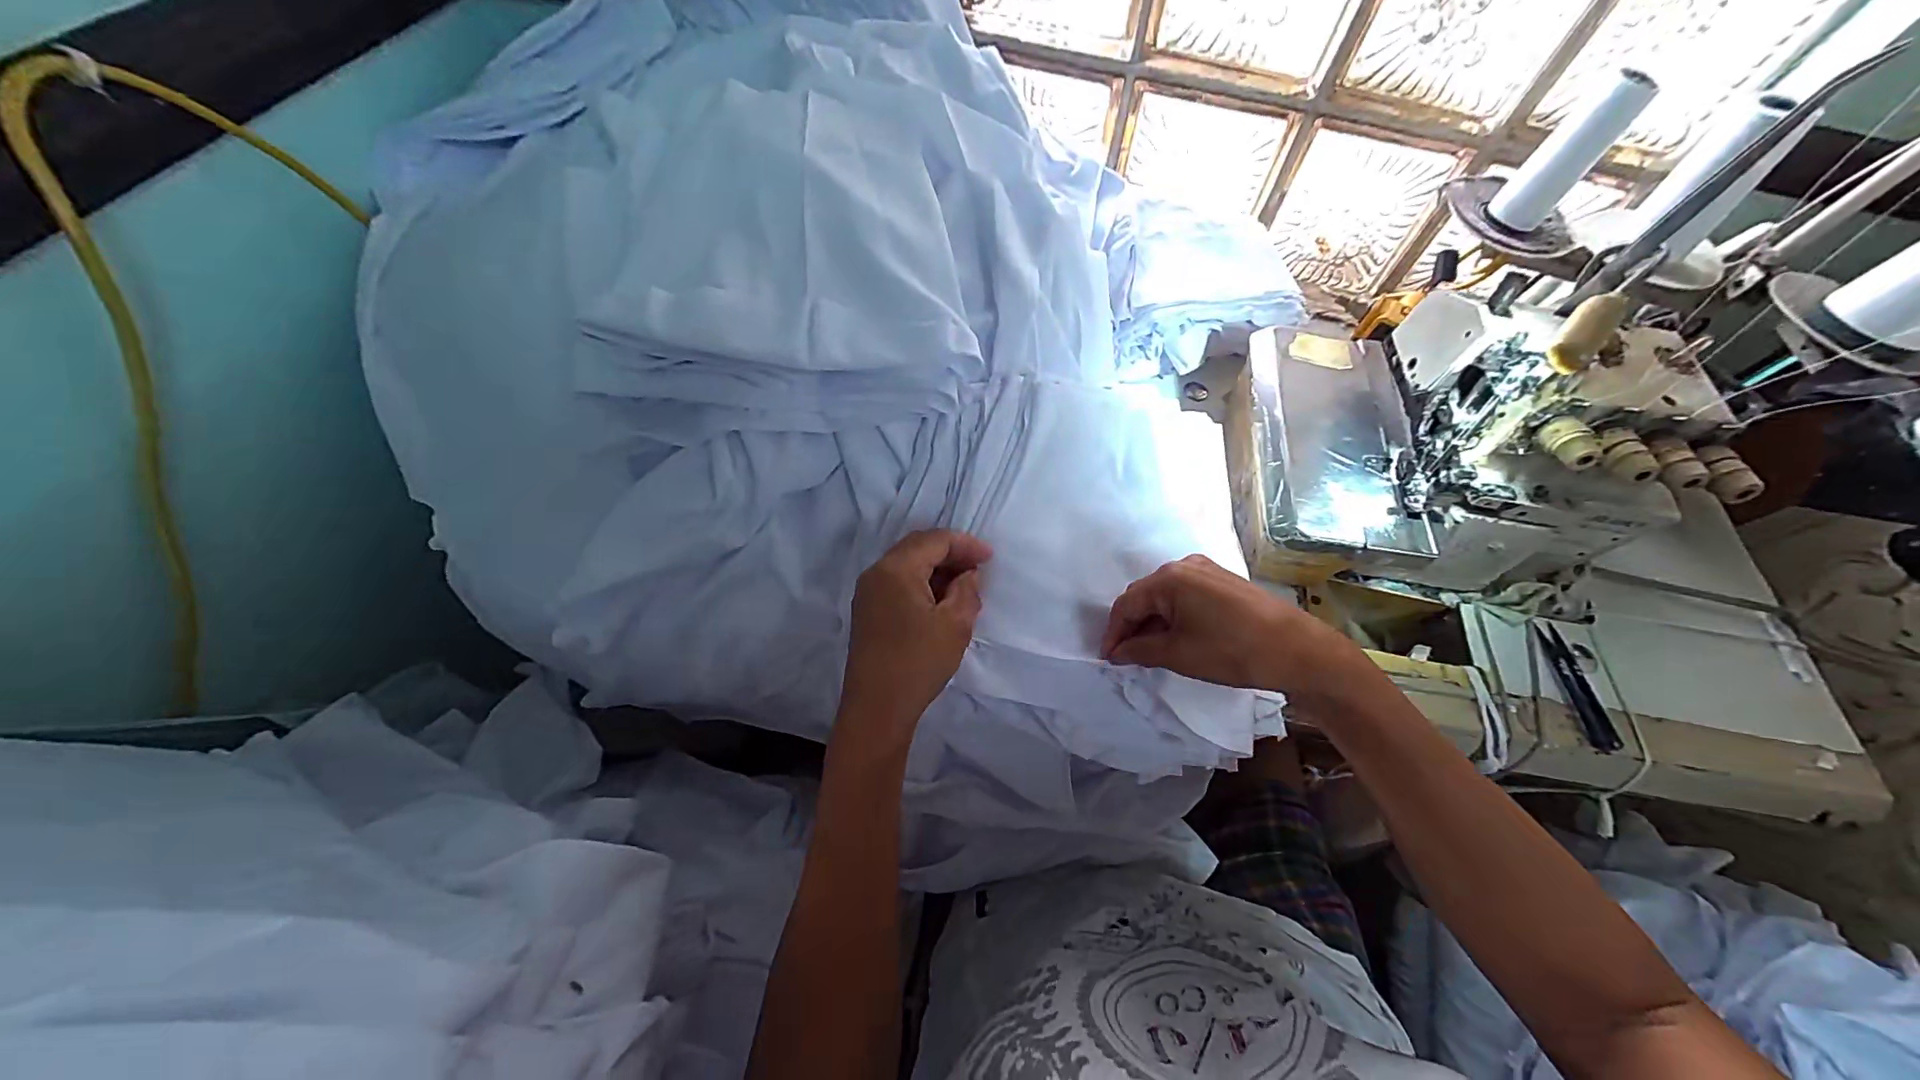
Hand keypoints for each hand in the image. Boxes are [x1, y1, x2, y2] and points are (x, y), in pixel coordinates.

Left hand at [837, 530, 992, 742]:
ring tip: (963, 587)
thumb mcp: (955, 624)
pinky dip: (921, 584)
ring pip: (906, 565)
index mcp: (896, 569)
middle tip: (978, 568)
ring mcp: (867, 593)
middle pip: (917, 547)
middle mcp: (876, 573)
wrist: (877, 707)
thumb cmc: (918, 662)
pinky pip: (897, 583)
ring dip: (935, 569)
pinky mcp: (867, 612)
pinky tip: (940, 602)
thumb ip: (966, 590)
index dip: (965, 544)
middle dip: (950, 553)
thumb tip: (966, 575)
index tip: (990, 558)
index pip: (934, 540)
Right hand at [1100, 555, 1376, 705]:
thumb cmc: (1232, 651)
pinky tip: (1177, 638)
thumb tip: (1117, 652)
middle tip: (1127, 657)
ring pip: (1165, 596)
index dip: (1113, 633)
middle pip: (1144, 596)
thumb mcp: (1178, 654)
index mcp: (1169, 578)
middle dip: (1132, 626)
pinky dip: (1174, 616)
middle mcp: (1184, 565)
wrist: (1297, 650)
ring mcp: (1207, 570)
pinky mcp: (1224, 581)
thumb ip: (1140, 650)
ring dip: (1153, 622)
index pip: (1126, 604)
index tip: (1108, 659)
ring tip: (1151, 651)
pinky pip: (1185, 595)